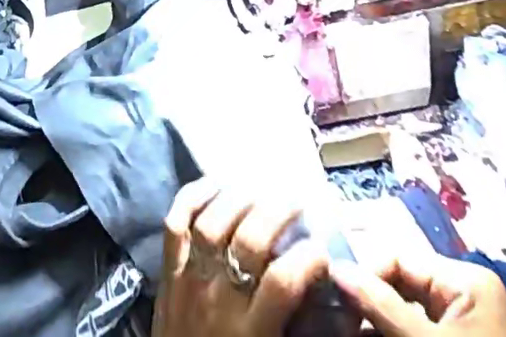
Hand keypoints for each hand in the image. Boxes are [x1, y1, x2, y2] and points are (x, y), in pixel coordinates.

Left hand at [152, 180, 332, 336]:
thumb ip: (300, 324)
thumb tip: (337, 292)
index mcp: (251, 331)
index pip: (283, 281)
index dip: (308, 256)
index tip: (322, 248)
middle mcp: (219, 299)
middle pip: (248, 239)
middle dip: (277, 211)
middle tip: (297, 201)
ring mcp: (190, 280)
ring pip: (212, 223)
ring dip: (239, 199)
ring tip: (261, 191)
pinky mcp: (168, 272)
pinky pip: (175, 224)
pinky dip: (193, 196)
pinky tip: (215, 184)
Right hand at [330, 251, 505, 336]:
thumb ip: (382, 306)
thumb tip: (337, 268)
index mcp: (465, 281)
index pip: (401, 259)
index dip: (366, 277)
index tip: (335, 302)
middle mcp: (466, 296)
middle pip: (403, 287)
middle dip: (370, 306)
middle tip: (335, 324)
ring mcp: (467, 328)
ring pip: (409, 316)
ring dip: (379, 327)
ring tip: (346, 334)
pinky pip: (422, 335)